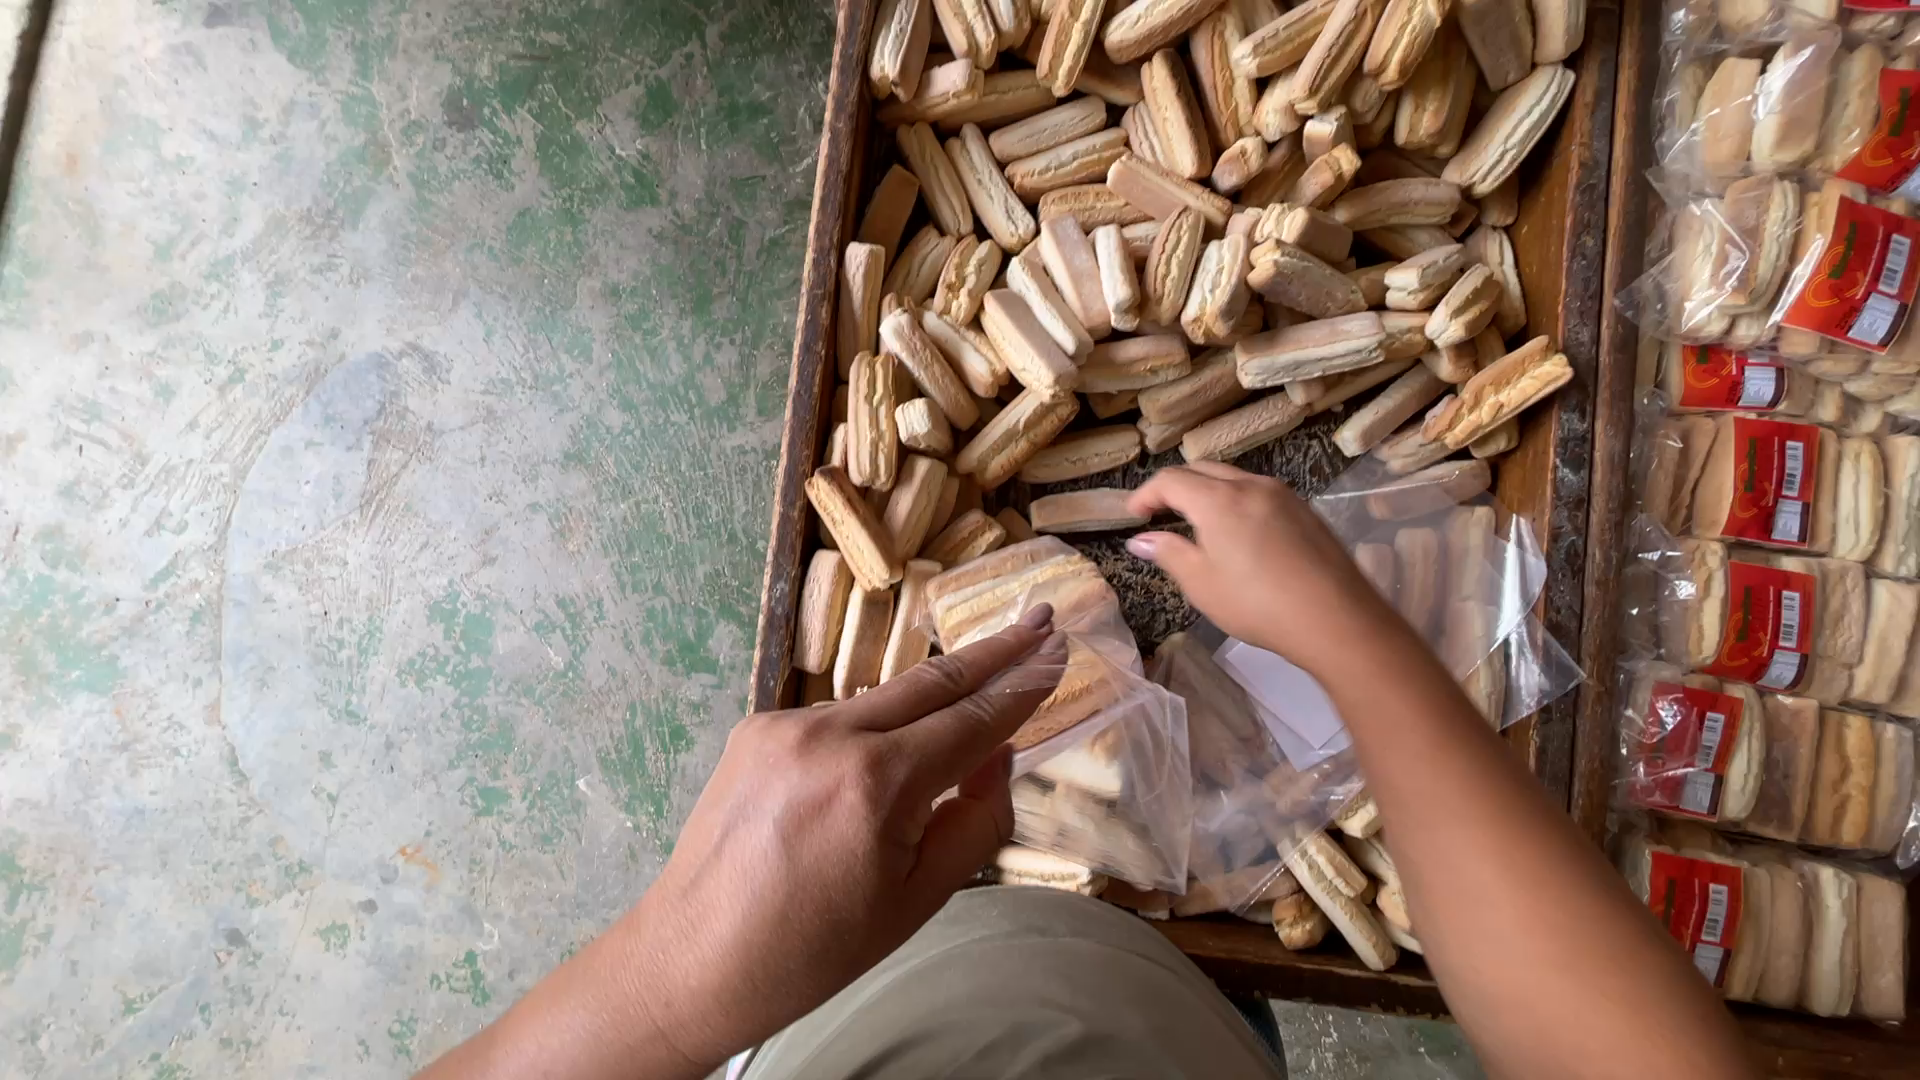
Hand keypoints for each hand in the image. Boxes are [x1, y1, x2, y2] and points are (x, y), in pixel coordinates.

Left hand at [425, 607, 1069, 1079]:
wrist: (691, 959)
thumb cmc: (816, 947)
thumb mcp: (918, 899)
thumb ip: (975, 818)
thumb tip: (998, 753)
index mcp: (878, 785)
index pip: (972, 721)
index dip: (1021, 685)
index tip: (1056, 650)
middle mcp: (831, 734)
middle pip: (932, 680)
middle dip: (994, 651)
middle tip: (1039, 618)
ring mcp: (787, 722)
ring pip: (883, 701)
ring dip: (930, 701)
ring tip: (968, 700)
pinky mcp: (756, 724)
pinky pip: (837, 717)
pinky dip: (871, 731)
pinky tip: (871, 768)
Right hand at [1125, 463, 1405, 678]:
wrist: (1337, 619)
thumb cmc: (1258, 604)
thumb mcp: (1201, 583)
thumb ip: (1168, 553)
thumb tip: (1141, 539)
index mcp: (1218, 500)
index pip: (1170, 480)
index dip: (1145, 494)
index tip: (1133, 515)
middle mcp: (1250, 485)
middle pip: (1200, 469)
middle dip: (1174, 487)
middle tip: (1159, 514)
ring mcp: (1282, 494)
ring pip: (1232, 477)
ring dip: (1205, 490)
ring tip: (1195, 521)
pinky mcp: (1304, 510)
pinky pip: (1257, 491)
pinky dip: (1233, 499)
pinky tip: (1236, 531)